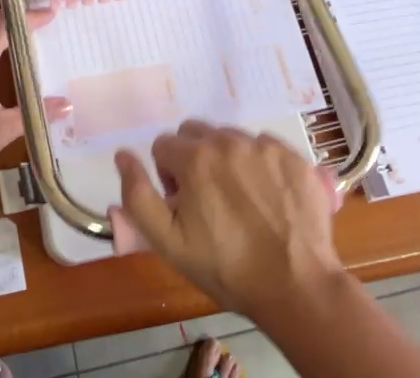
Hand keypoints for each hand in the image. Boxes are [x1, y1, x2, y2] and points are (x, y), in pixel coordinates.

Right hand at [113, 122, 344, 318]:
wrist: (296, 285)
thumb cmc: (226, 267)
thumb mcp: (168, 242)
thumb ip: (137, 195)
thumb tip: (123, 154)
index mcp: (194, 158)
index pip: (163, 146)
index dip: (167, 175)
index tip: (182, 204)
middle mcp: (229, 141)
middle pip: (196, 133)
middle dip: (193, 159)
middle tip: (206, 198)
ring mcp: (265, 146)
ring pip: (230, 137)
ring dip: (226, 159)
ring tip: (239, 200)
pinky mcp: (294, 157)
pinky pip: (264, 146)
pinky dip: (259, 164)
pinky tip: (267, 197)